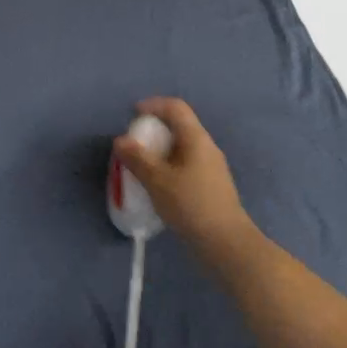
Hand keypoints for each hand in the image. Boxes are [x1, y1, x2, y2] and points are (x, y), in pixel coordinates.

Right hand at [114, 97, 256, 252]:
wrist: (226, 242)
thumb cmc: (191, 205)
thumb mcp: (158, 181)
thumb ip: (138, 159)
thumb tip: (121, 140)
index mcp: (196, 138)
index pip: (176, 108)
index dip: (154, 105)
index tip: (133, 114)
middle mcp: (206, 147)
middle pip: (179, 127)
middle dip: (154, 132)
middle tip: (133, 145)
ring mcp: (211, 167)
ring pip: (182, 149)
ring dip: (160, 153)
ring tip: (141, 168)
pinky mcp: (210, 186)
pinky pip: (186, 166)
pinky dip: (169, 168)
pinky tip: (158, 187)